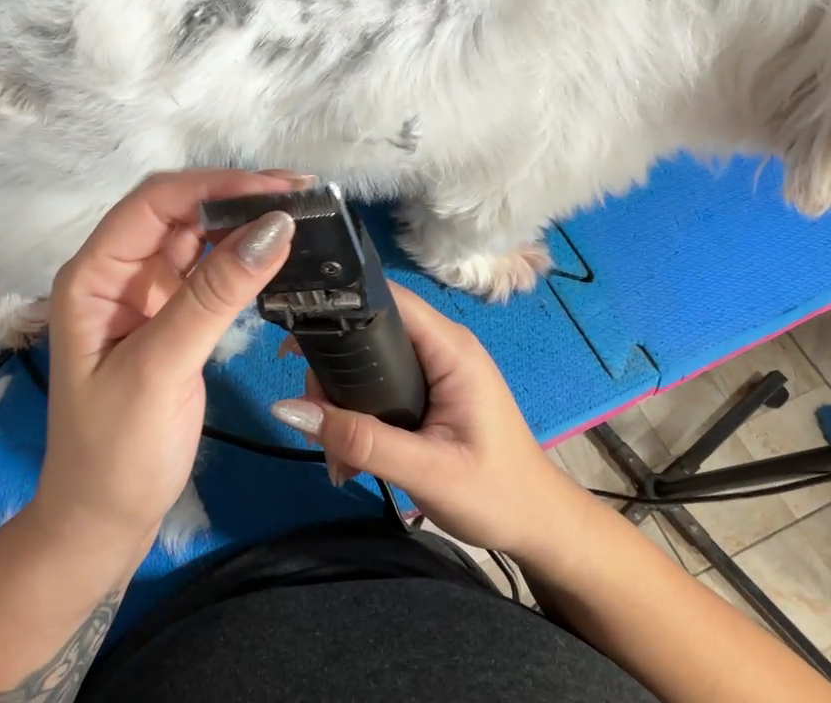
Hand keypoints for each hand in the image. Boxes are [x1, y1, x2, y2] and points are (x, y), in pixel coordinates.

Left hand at [29, 169, 302, 571]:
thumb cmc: (117, 449)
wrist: (103, 519)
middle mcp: (115, 273)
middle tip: (304, 196)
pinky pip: (206, 275)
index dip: (214, 186)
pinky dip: (240, 261)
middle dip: (234, 197)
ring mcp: (143, 297)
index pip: (154, 202)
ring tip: (301, 216)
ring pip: (195, 240)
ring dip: (242, 225)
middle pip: (176, 212)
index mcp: (92, 275)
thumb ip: (214, 295)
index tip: (278, 189)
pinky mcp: (168, 320)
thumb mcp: (162, 367)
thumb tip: (274, 227)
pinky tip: (276, 254)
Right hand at [269, 282, 583, 556]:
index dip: (339, 307)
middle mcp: (439, 349)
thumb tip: (290, 409)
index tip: (296, 341)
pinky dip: (354, 419)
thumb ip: (362, 440)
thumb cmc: (498, 495)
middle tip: (312, 418)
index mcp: (450, 349)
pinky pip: (374, 390)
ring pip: (364, 365)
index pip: (387, 299)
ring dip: (339, 405)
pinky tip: (346, 457)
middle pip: (366, 332)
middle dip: (331, 373)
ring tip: (333, 453)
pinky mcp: (425, 395)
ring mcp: (432, 372)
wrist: (540, 530)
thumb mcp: (427, 471)